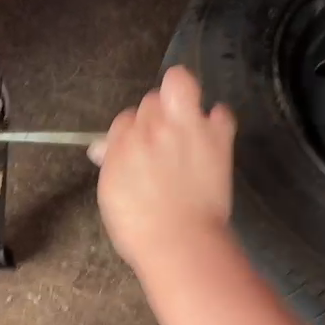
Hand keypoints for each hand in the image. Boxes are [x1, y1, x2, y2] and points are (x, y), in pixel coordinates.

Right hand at [89, 66, 236, 272]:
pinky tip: (211, 135)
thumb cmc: (138, 227)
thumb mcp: (111, 194)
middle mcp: (152, 128)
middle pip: (150, 100)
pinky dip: (216, 120)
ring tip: (185, 119)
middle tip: (160, 138)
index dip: (132, 134)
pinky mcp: (218, 137)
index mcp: (123, 144)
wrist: (178, 241)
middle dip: (154, 114)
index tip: (138, 149)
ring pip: (180, 83)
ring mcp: (187, 128)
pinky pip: (220, 112)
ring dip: (180, 97)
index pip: (124, 120)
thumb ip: (111, 163)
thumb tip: (104, 148)